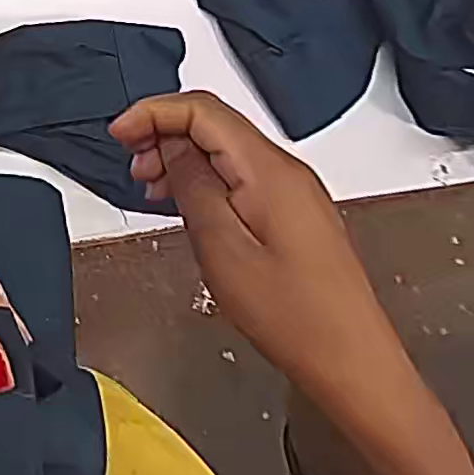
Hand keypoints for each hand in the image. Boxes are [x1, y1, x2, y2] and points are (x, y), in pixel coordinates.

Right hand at [110, 92, 473, 474]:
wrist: (354, 365)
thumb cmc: (292, 316)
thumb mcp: (221, 245)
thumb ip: (191, 183)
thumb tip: (169, 144)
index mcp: (268, 170)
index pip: (201, 109)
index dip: (152, 112)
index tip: (120, 132)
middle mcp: (284, 168)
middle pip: (211, 121)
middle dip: (162, 131)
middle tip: (130, 160)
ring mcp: (290, 187)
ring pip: (221, 145)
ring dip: (177, 153)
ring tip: (150, 183)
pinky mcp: (289, 208)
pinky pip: (234, 171)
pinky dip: (199, 174)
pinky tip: (181, 199)